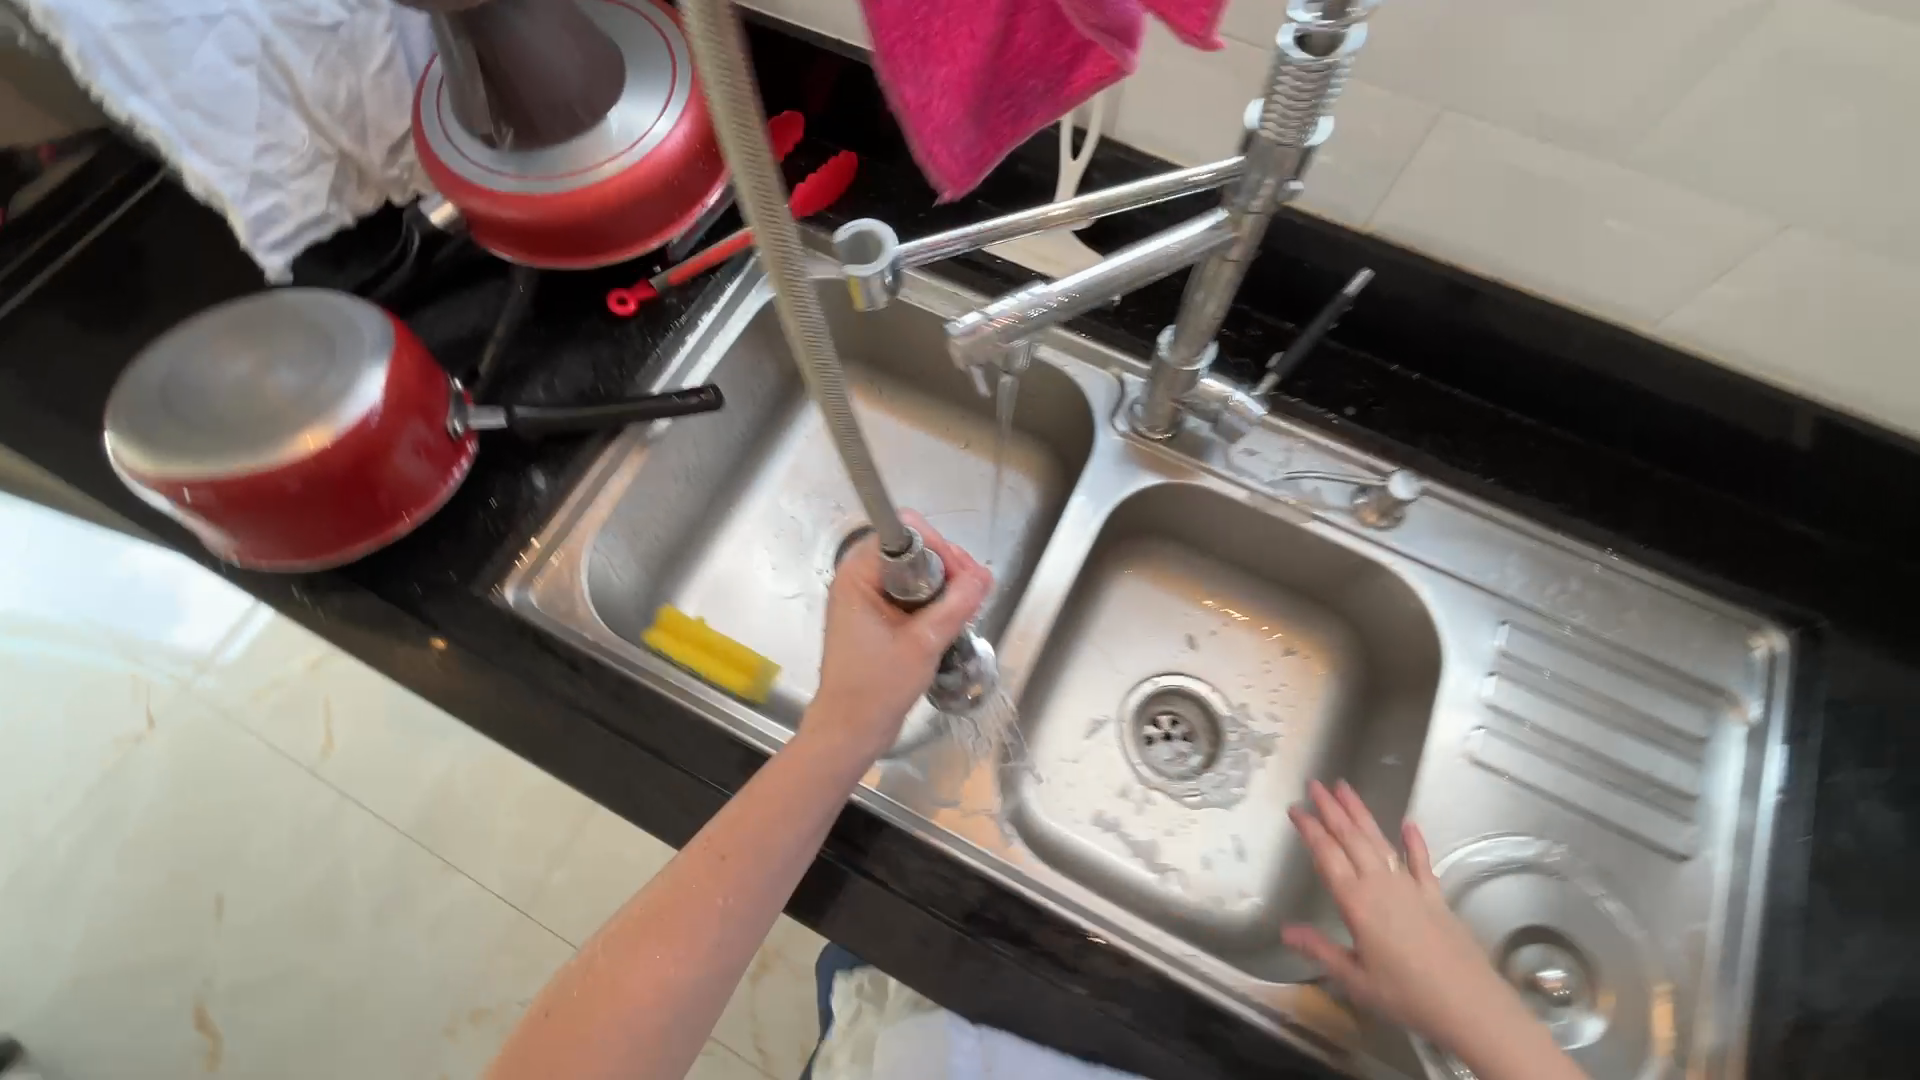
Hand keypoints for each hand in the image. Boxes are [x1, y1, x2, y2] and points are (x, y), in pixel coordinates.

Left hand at [805, 511, 990, 763]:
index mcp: (857, 575)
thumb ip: (956, 605)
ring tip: (965, 609)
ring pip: (914, 574)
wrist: (850, 731)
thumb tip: (984, 576)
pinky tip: (951, 621)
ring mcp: (866, 599)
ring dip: (943, 586)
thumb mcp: (923, 643)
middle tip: (971, 594)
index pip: (903, 533)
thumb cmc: (876, 688)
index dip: (938, 547)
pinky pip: (910, 595)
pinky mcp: (876, 618)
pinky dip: (933, 603)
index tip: (962, 576)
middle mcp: (858, 580)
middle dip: (946, 567)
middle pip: (911, 550)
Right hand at [1284, 781, 1552, 1066]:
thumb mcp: (1356, 979)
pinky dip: (1414, 841)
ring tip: (1346, 788)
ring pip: (1380, 841)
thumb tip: (1285, 931)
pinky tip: (1408, 824)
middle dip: (1331, 809)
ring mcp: (1411, 887)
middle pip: (1351, 838)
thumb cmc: (1408, 995)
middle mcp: (1381, 885)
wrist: (1472, 1007)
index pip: (1326, 855)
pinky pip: (1421, 862)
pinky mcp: (1436, 897)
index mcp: (1356, 902)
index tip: (1295, 808)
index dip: (1309, 829)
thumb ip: (1320, 950)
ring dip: (1361, 813)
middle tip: (1315, 784)